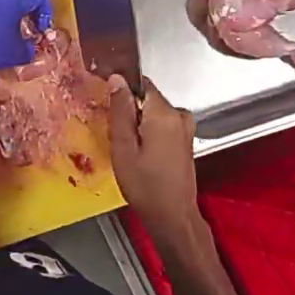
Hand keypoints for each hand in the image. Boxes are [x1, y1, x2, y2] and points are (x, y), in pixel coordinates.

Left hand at [0, 0, 51, 82]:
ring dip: (12, 16)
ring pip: (4, 3)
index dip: (46, 14)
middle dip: (30, 14)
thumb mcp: (19, 53)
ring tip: (11, 36)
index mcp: (14, 0)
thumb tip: (31, 46)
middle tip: (30, 32)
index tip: (41, 31)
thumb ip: (32, 47)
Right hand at [107, 75, 200, 240]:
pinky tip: (140, 154)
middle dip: (129, 112)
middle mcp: (179, 115)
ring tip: (127, 148)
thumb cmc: (144, 185)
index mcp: (164, 113)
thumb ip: (120, 110)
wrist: (172, 215)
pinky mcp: (185, 140)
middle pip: (146, 100)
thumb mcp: (123, 147)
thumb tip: (116, 79)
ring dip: (137, 125)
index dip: (122, 92)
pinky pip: (161, 125)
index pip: (140, 84)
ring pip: (153, 113)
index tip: (108, 107)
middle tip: (116, 137)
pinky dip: (148, 133)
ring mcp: (185, 128)